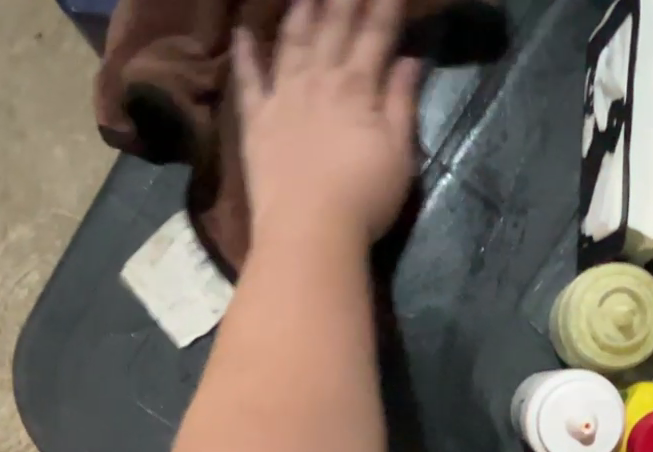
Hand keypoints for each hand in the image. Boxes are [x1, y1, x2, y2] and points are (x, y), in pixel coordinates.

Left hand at [232, 0, 423, 246]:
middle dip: (344, 1)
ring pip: (292, 43)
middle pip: (333, 30)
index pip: (376, 37)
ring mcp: (283, 97)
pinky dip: (244, 54)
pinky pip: (248, 80)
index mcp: (359, 88)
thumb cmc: (365, 197)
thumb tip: (410, 62)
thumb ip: (403, 104)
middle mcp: (319, 81)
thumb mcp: (400, 154)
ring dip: (301, 14)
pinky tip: (242, 32)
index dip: (384, 9)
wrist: (310, 228)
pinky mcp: (257, 121)